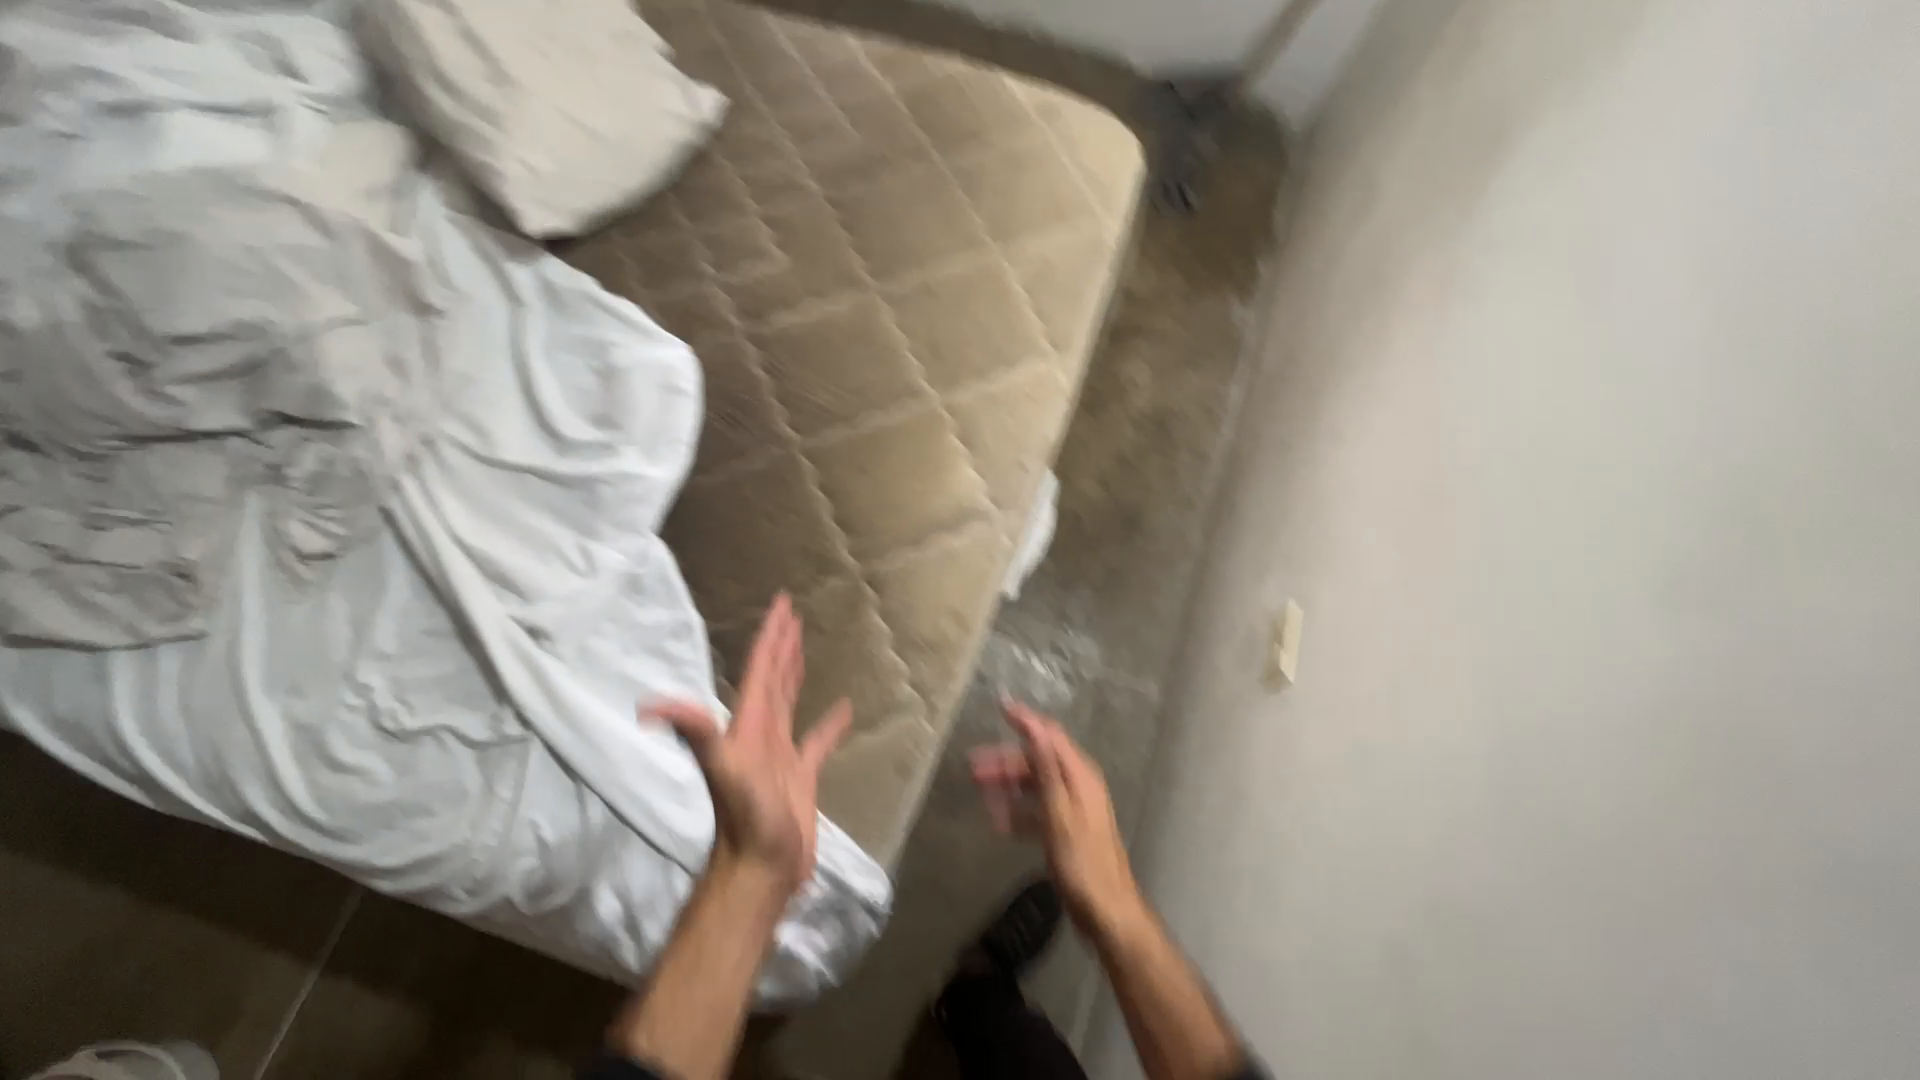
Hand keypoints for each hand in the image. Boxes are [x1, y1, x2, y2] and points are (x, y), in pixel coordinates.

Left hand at [647, 593, 851, 896]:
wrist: (760, 867)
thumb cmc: (746, 815)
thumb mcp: (722, 767)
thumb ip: (694, 731)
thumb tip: (648, 707)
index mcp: (749, 722)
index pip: (761, 668)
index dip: (770, 636)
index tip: (782, 605)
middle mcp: (763, 731)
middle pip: (773, 678)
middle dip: (781, 646)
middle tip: (792, 616)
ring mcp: (782, 753)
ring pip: (790, 701)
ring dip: (795, 673)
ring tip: (804, 648)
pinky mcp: (802, 774)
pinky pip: (818, 741)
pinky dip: (830, 724)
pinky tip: (843, 708)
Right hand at [971, 701, 1145, 937]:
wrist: (1107, 912)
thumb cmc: (1082, 863)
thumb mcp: (1060, 815)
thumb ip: (1048, 770)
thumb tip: (1034, 729)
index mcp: (1080, 776)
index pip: (1050, 736)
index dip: (1025, 721)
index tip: (999, 706)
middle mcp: (1078, 785)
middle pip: (1038, 761)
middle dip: (1006, 761)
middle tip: (973, 769)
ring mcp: (1073, 808)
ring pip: (1035, 785)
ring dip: (1008, 786)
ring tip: (981, 795)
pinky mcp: (1066, 830)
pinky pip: (1037, 809)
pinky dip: (1018, 811)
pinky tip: (1000, 823)